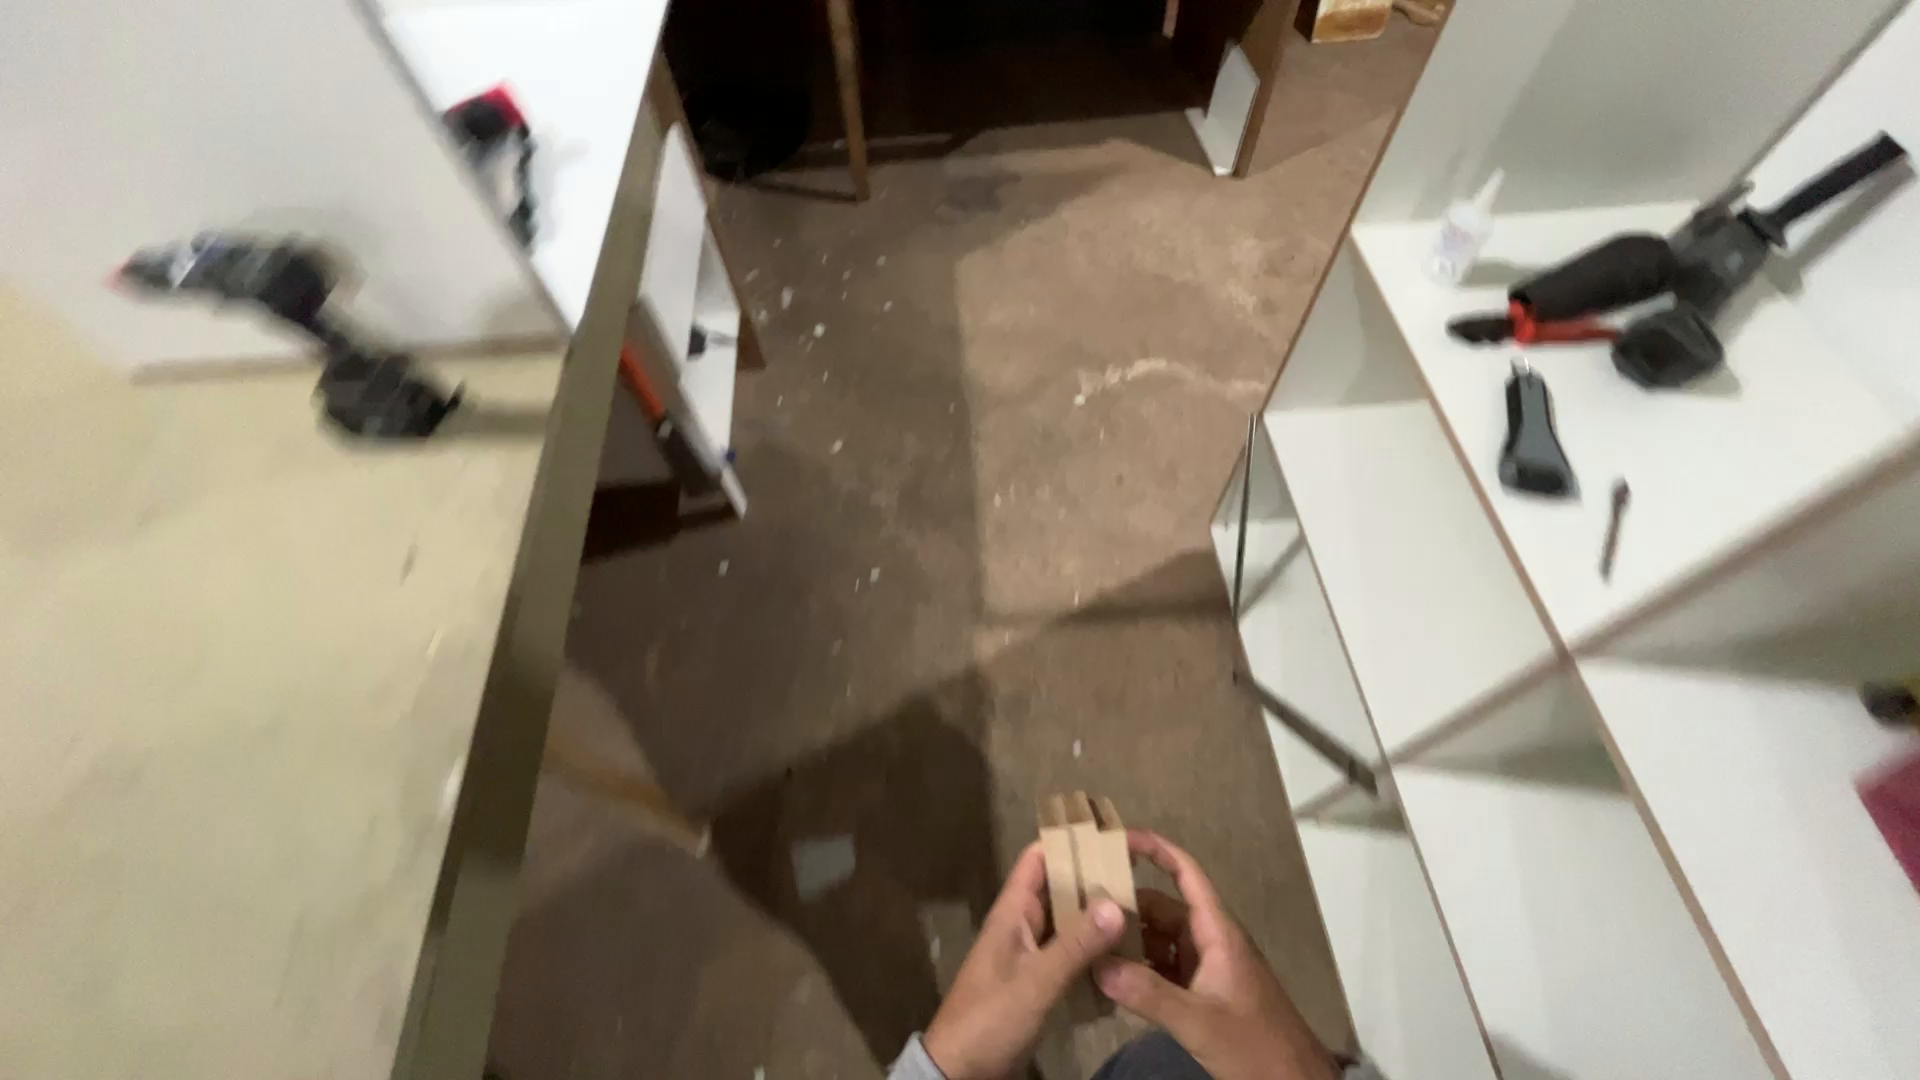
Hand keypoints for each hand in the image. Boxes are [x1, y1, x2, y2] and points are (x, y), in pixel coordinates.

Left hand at [923, 841, 1127, 1079]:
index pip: (1039, 858)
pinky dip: (1091, 948)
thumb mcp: (1036, 980)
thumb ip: (1075, 944)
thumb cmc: (991, 1016)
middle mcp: (1022, 923)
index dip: (1069, 842)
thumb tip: (1116, 903)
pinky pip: (1068, 951)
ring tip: (1139, 910)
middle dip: (1092, 878)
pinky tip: (1121, 954)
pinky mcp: (1037, 979)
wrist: (961, 1070)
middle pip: (1058, 887)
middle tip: (1138, 876)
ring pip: (1066, 920)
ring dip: (1094, 915)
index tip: (1109, 836)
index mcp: (1013, 910)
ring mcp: (1029, 951)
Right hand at [1094, 830, 1337, 1079]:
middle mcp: (1208, 939)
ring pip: (1158, 938)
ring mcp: (1205, 967)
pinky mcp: (1201, 992)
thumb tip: (1098, 965)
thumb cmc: (1256, 1045)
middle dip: (1126, 902)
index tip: (1117, 837)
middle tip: (1081, 902)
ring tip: (1086, 937)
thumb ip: (1150, 994)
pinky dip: (1137, 966)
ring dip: (1128, 938)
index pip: (1186, 872)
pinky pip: (1161, 966)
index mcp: (1216, 930)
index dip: (1155, 848)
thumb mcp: (1200, 1022)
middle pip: (1162, 906)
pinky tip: (1108, 976)